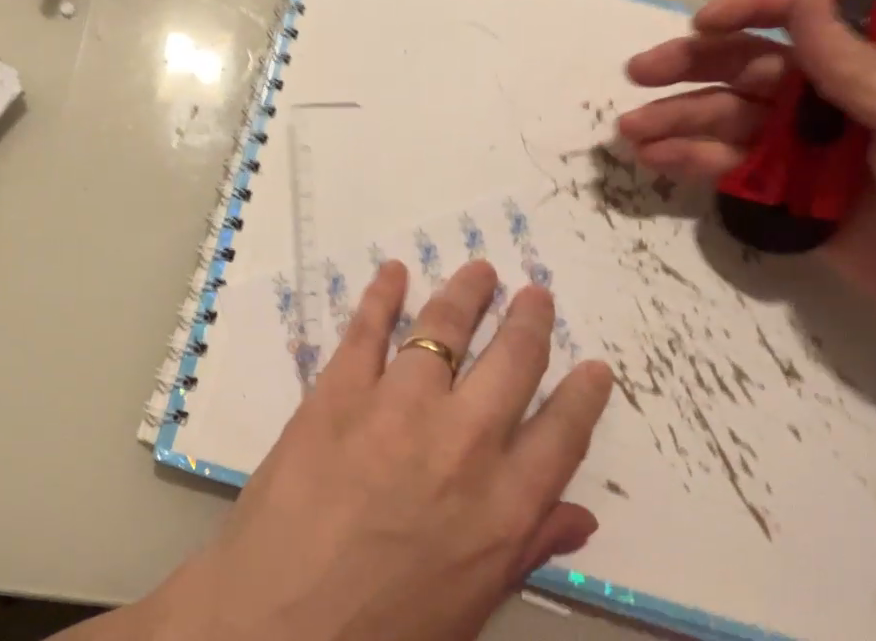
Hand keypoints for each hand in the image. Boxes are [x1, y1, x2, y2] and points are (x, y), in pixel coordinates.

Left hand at [142, 260, 613, 640]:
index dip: (583, 396)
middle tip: (536, 295)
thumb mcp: (471, 603)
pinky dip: (381, 296)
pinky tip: (393, 273)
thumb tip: (579, 516)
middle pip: (511, 364)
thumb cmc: (384, 628)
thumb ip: (525, 548)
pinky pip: (366, 331)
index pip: (563, 434)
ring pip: (443, 331)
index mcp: (504, 504)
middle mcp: (462, 442)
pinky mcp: (338, 392)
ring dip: (465, 295)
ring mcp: (398, 407)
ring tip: (479, 270)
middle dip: (529, 323)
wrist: (281, 621)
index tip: (594, 366)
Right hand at [615, 0, 875, 364]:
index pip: (807, 16)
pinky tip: (655, 160)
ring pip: (728, 118)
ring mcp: (806, 149)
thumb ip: (858, 69)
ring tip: (629, 131)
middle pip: (749, 65)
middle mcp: (833, 98)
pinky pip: (728, 169)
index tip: (704, 23)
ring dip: (678, 118)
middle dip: (692, 65)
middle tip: (638, 74)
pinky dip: (689, 161)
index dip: (754, 9)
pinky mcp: (788, 197)